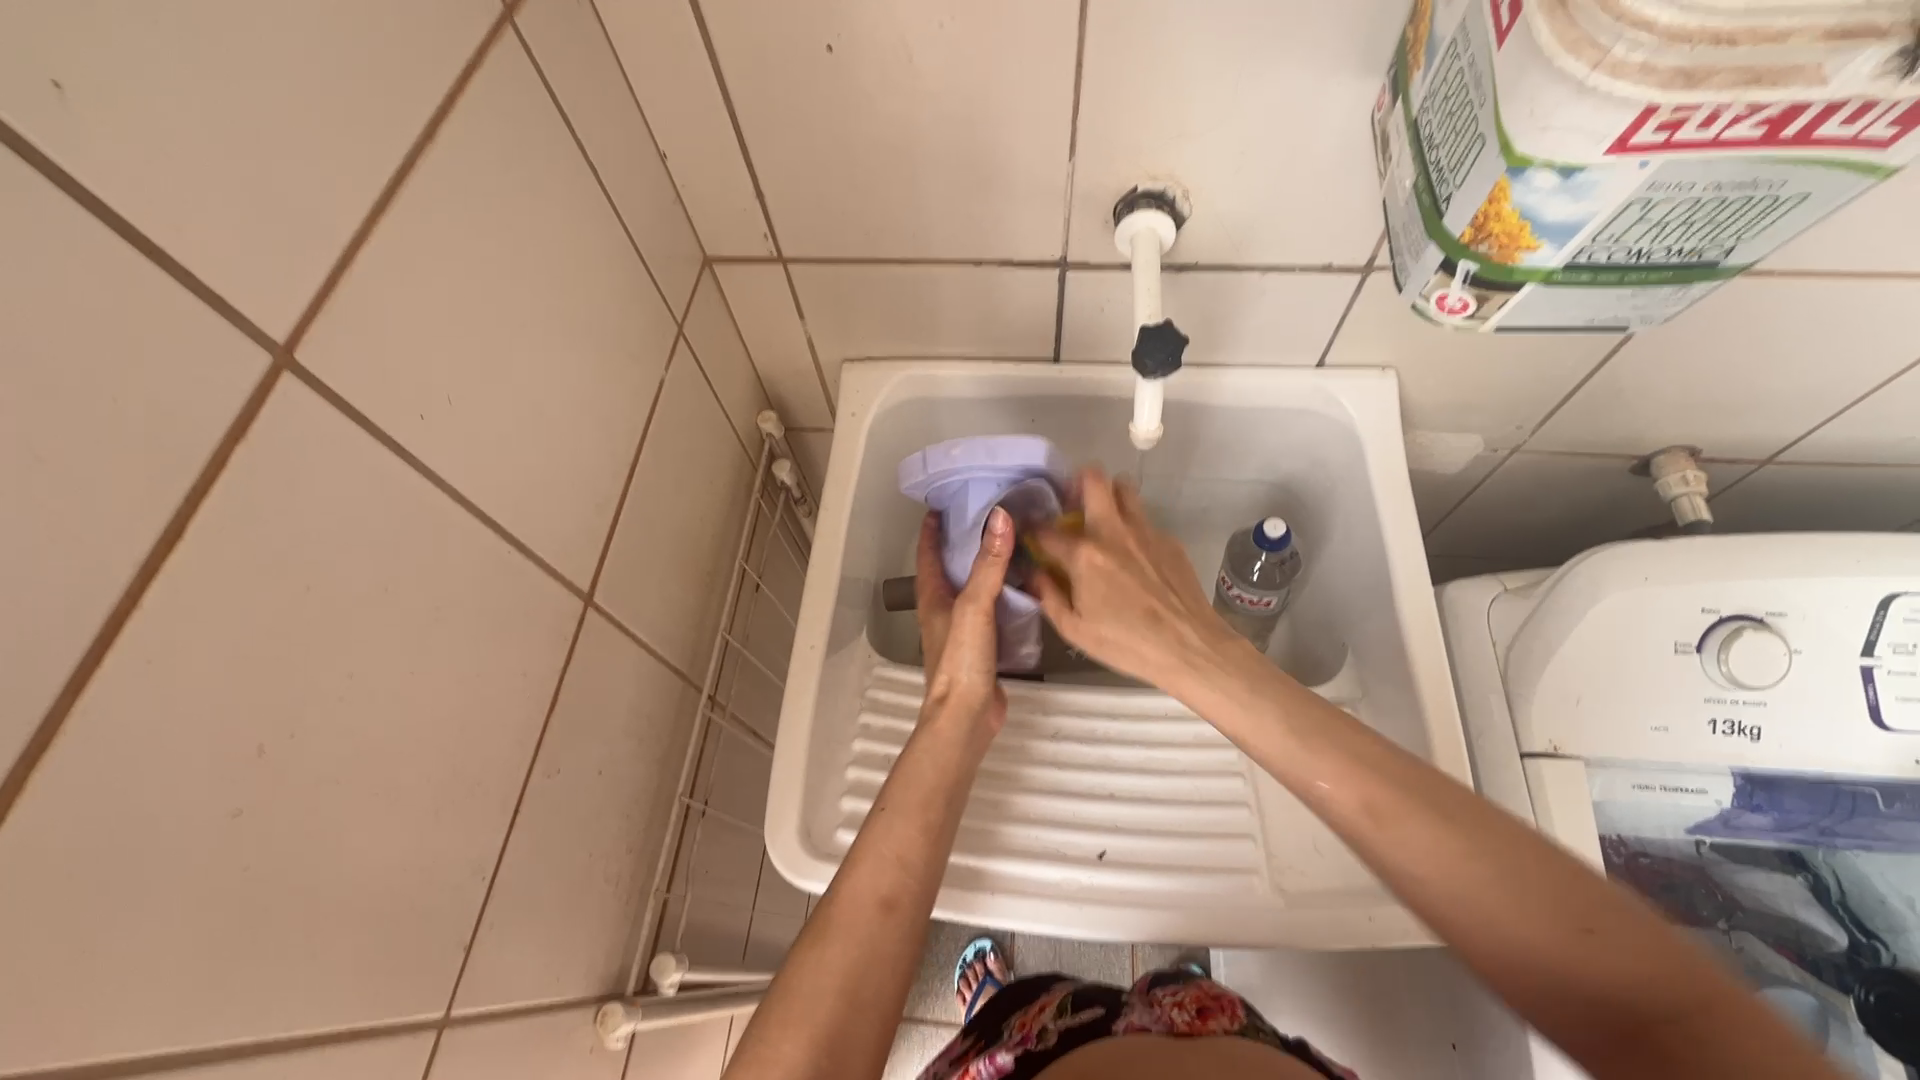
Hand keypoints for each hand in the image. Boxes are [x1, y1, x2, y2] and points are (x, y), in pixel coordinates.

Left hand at [914, 507, 1011, 737]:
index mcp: (932, 597)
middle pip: (950, 569)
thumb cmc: (960, 660)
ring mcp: (962, 631)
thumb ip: (988, 564)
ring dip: (987, 569)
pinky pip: (993, 612)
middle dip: (964, 543)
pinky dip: (1005, 596)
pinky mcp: (983, 648)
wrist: (967, 716)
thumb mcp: (974, 605)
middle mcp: (943, 610)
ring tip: (1012, 546)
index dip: (932, 528)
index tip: (944, 504)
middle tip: (989, 518)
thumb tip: (1000, 517)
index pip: (928, 553)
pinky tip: (1025, 590)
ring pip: (973, 590)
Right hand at [1030, 468, 1245, 690]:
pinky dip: (1133, 528)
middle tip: (1073, 503)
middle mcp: (1113, 532)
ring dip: (1110, 495)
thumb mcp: (1074, 630)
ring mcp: (1145, 531)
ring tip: (1105, 518)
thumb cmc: (1125, 644)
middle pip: (1093, 479)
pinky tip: (1135, 556)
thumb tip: (1034, 573)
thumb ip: (1048, 596)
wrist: (1188, 646)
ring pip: (1124, 489)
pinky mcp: (1169, 540)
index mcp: (1083, 555)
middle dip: (1077, 481)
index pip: (1046, 529)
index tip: (1030, 533)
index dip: (1032, 529)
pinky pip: (1145, 520)